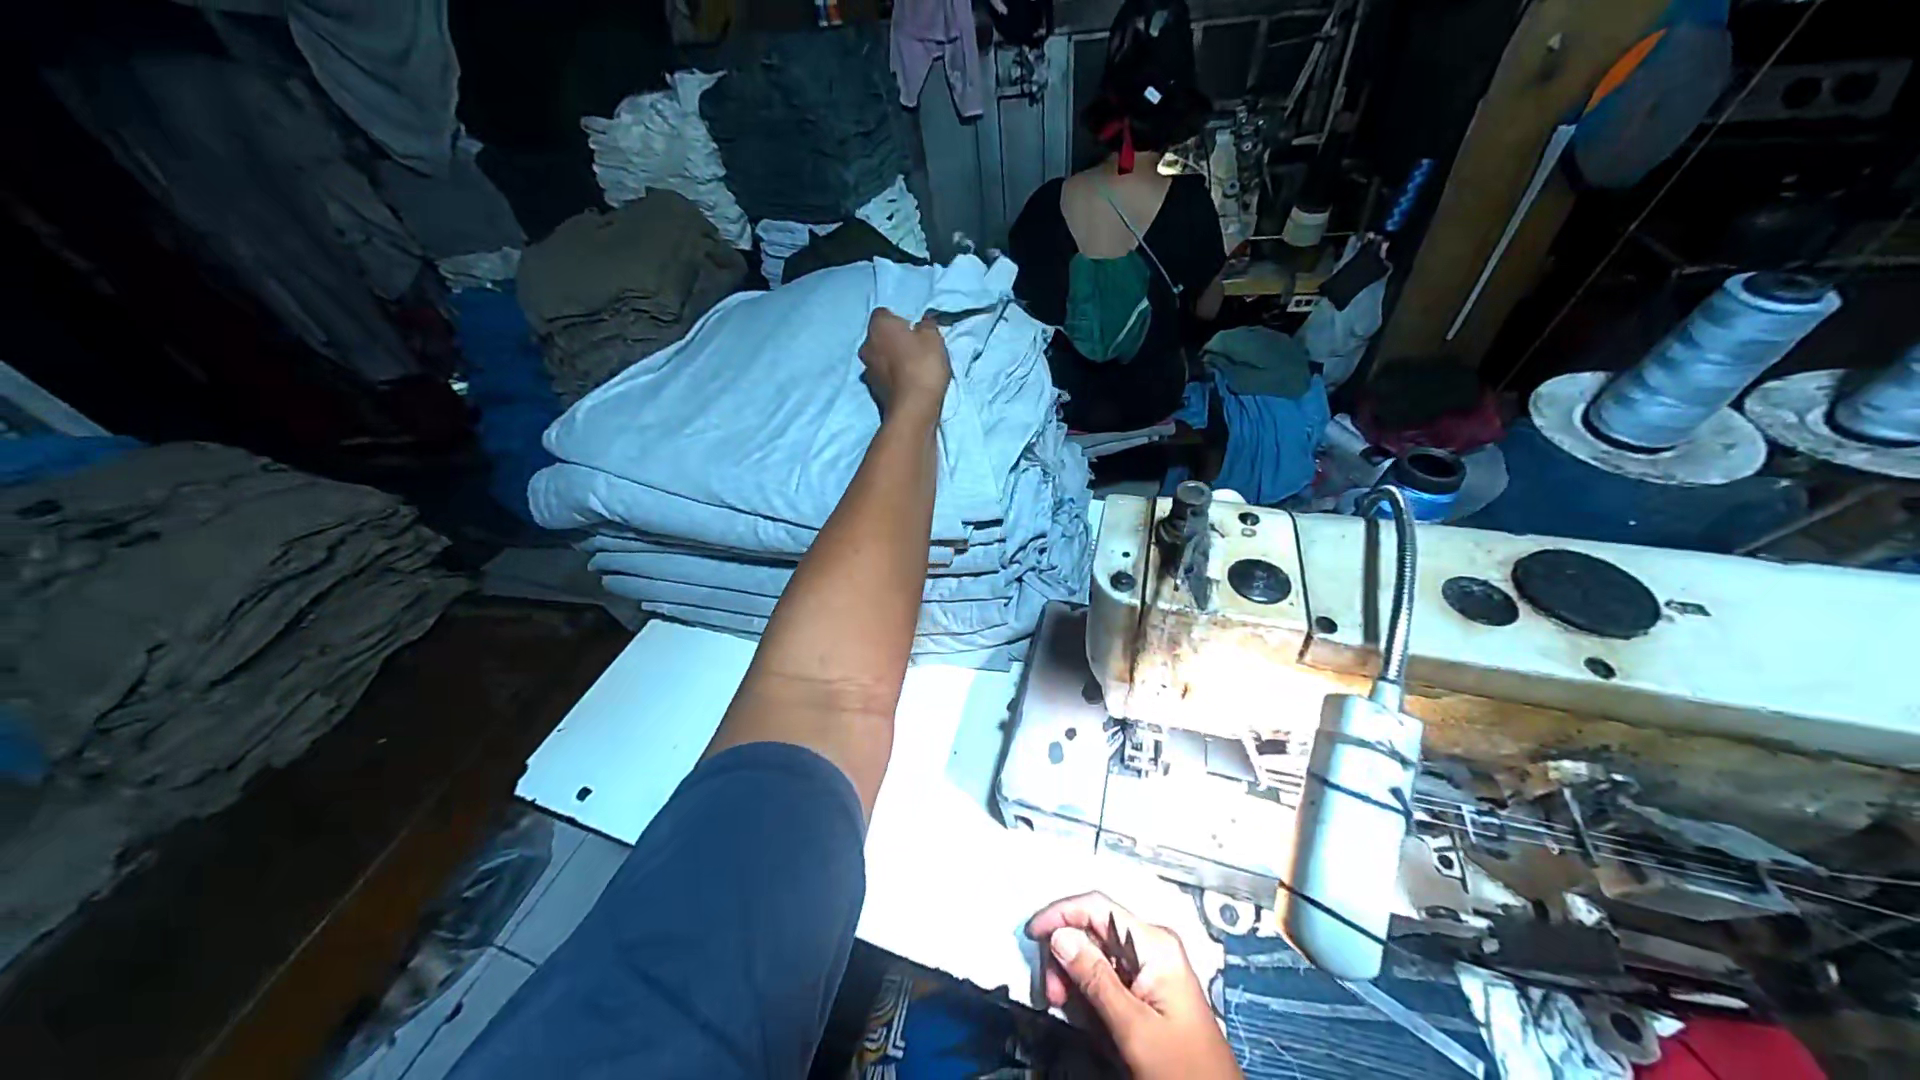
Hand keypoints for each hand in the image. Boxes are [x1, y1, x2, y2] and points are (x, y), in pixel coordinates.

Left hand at [858, 309, 949, 416]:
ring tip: (911, 368)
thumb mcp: (933, 338)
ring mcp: (866, 369)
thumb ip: (926, 325)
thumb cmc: (923, 365)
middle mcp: (866, 344)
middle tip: (913, 348)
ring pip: (879, 357)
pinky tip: (907, 383)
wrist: (913, 408)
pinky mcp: (872, 390)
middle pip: (879, 336)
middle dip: (892, 340)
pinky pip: (882, 376)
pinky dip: (891, 377)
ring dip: (891, 359)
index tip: (913, 330)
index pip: (884, 313)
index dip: (899, 320)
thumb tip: (922, 322)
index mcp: (878, 326)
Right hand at [1027, 893, 1241, 1079]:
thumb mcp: (1133, 1027)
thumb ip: (1094, 978)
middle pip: (1092, 929)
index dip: (1060, 914)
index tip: (1032, 935)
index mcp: (1154, 943)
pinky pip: (1107, 974)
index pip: (1097, 906)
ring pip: (1095, 953)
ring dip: (1075, 977)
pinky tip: (1088, 1015)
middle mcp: (1152, 945)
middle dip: (1067, 956)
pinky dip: (1089, 990)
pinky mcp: (1146, 986)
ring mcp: (1150, 965)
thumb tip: (1060, 935)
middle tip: (1054, 993)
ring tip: (1069, 1008)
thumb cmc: (1183, 1070)